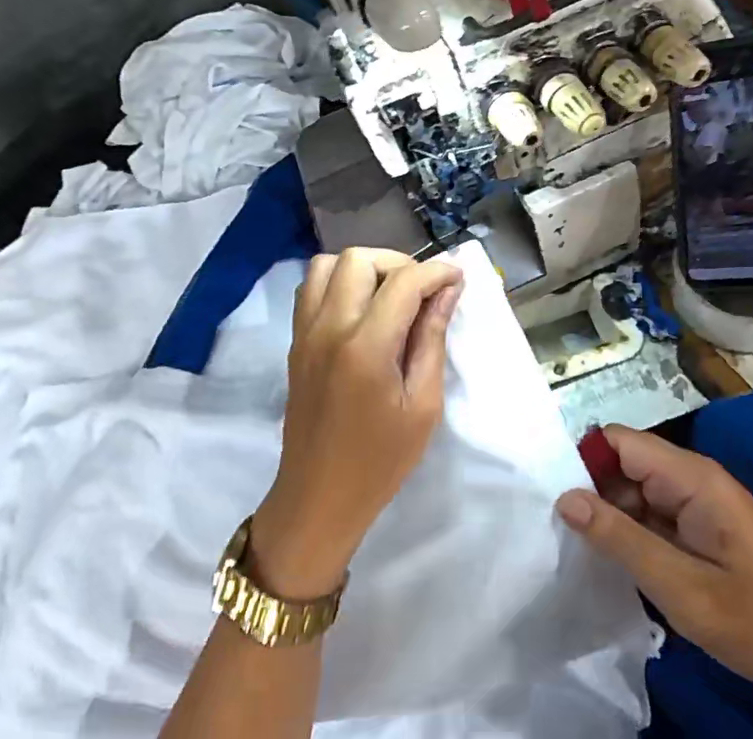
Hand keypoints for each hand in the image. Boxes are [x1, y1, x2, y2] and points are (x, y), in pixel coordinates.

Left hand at [251, 248, 463, 599]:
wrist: (319, 494)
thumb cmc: (381, 460)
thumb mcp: (423, 405)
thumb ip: (432, 339)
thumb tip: (447, 291)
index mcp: (366, 347)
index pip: (404, 282)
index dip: (436, 272)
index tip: (457, 278)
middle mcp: (329, 327)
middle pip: (360, 259)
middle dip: (398, 263)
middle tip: (423, 292)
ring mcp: (305, 332)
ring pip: (328, 264)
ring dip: (363, 268)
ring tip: (389, 296)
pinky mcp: (295, 341)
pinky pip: (311, 288)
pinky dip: (337, 282)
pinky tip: (360, 309)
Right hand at [555, 426, 752, 709]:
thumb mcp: (683, 588)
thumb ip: (621, 539)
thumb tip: (564, 498)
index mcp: (691, 478)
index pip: (618, 441)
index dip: (582, 459)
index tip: (549, 494)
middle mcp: (691, 479)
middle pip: (621, 464)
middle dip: (590, 491)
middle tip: (556, 529)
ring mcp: (696, 503)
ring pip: (632, 491)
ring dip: (607, 516)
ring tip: (574, 547)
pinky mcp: (698, 526)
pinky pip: (649, 515)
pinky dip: (628, 534)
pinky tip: (608, 560)